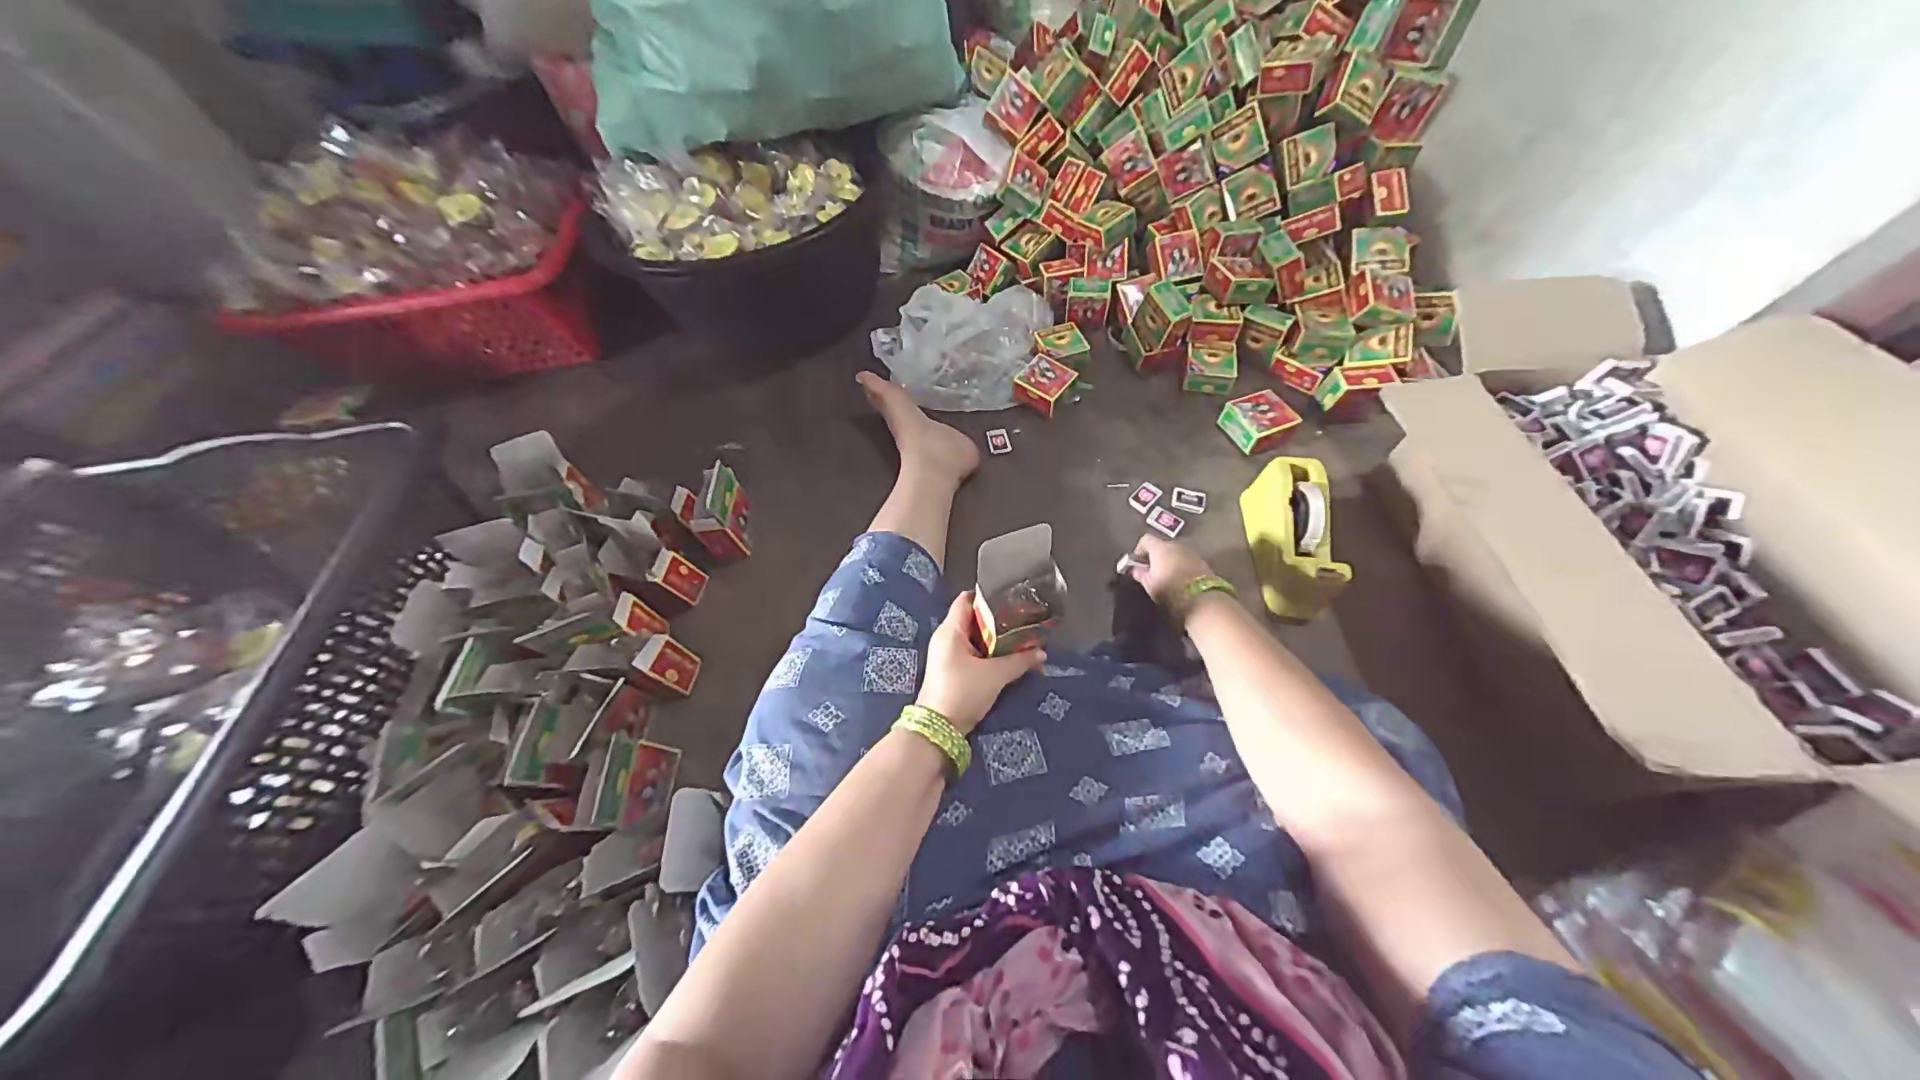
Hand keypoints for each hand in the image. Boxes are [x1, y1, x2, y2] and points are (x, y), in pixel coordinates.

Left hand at [916, 592, 1044, 734]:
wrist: (939, 729)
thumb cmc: (963, 692)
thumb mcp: (995, 675)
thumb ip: (1019, 661)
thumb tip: (1042, 653)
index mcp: (950, 630)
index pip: (966, 599)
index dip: (987, 596)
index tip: (1011, 599)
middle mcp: (946, 638)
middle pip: (973, 619)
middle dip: (998, 621)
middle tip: (1023, 621)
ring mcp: (946, 655)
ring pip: (974, 638)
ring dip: (995, 640)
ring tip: (1020, 640)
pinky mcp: (951, 670)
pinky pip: (972, 653)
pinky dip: (988, 653)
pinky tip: (1007, 659)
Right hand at [1127, 534, 1216, 608]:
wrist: (1203, 600)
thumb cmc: (1170, 590)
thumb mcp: (1150, 585)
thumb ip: (1141, 574)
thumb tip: (1136, 569)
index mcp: (1161, 548)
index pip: (1146, 540)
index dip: (1139, 550)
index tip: (1137, 563)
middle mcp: (1177, 546)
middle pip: (1162, 546)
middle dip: (1155, 557)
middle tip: (1151, 572)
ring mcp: (1192, 553)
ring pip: (1175, 553)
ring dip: (1169, 561)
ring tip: (1166, 577)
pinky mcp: (1203, 563)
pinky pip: (1186, 561)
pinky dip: (1181, 566)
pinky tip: (1180, 580)